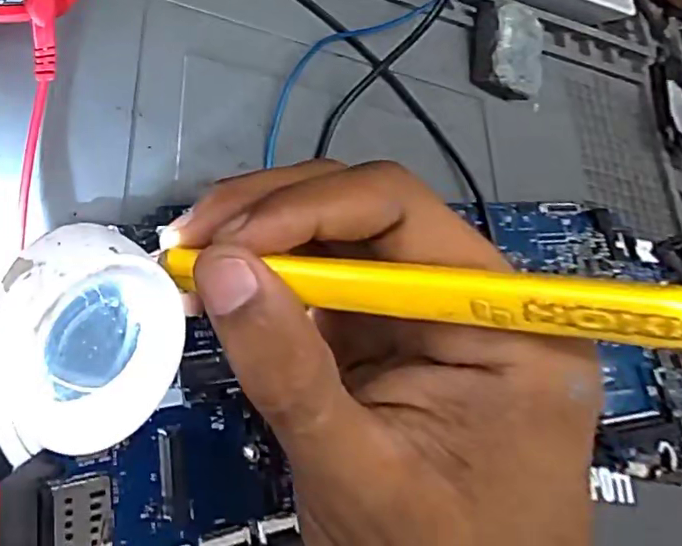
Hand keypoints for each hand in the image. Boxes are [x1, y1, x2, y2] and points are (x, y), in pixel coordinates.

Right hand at [171, 161, 600, 545]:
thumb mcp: (361, 477)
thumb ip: (291, 373)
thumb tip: (219, 266)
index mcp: (494, 317)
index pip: (396, 209)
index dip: (306, 207)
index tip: (230, 241)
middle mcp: (453, 290)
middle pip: (352, 203)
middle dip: (263, 211)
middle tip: (192, 237)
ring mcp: (405, 305)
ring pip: (319, 225)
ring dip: (246, 230)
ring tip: (187, 254)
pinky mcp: (365, 324)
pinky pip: (302, 268)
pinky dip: (250, 266)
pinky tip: (211, 279)